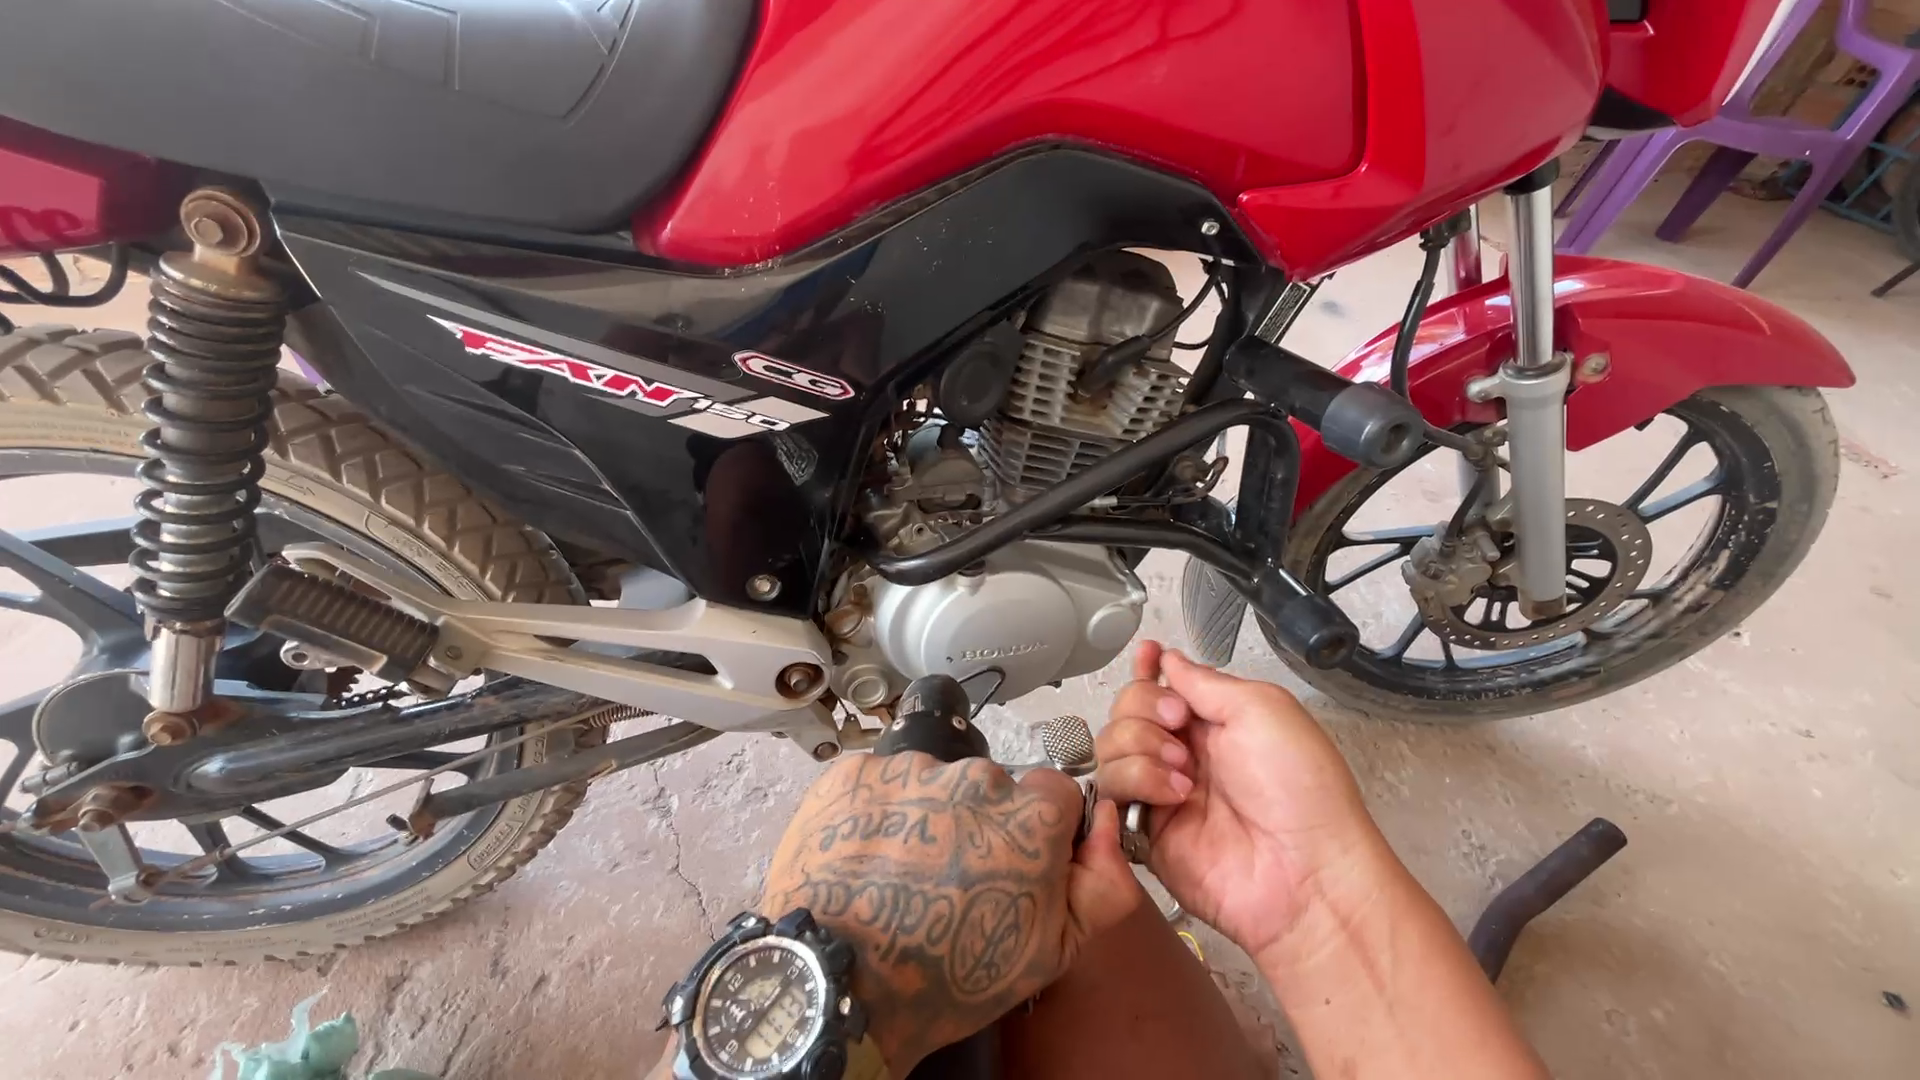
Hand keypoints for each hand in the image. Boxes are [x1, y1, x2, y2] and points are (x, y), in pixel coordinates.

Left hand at [760, 752, 1137, 1073]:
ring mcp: (910, 768)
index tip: (1014, 861)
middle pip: (989, 785)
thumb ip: (1102, 882)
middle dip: (979, 821)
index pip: (1052, 791)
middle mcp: (974, 776)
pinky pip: (882, 781)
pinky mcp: (856, 771)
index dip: (1037, 829)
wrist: (840, 983)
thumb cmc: (950, 975)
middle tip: (951, 877)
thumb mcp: (1051, 951)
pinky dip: (878, 810)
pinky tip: (866, 855)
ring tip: (902, 872)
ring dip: (926, 813)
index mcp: (1030, 814)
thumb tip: (1107, 820)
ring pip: (934, 779)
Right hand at [1096, 641, 1385, 961]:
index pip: (1162, 688)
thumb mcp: (1263, 708)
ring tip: (1185, 774)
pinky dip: (1134, 781)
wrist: (1304, 872)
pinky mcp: (1144, 830)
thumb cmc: (1302, 790)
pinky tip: (1171, 795)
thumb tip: (1170, 660)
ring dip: (1141, 747)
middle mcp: (1182, 755)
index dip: (1147, 669)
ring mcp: (1160, 792)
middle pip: (1125, 710)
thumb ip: (1206, 682)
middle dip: (1143, 708)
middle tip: (1178, 725)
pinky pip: (1110, 792)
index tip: (1146, 655)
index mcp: (1214, 724)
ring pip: (1110, 747)